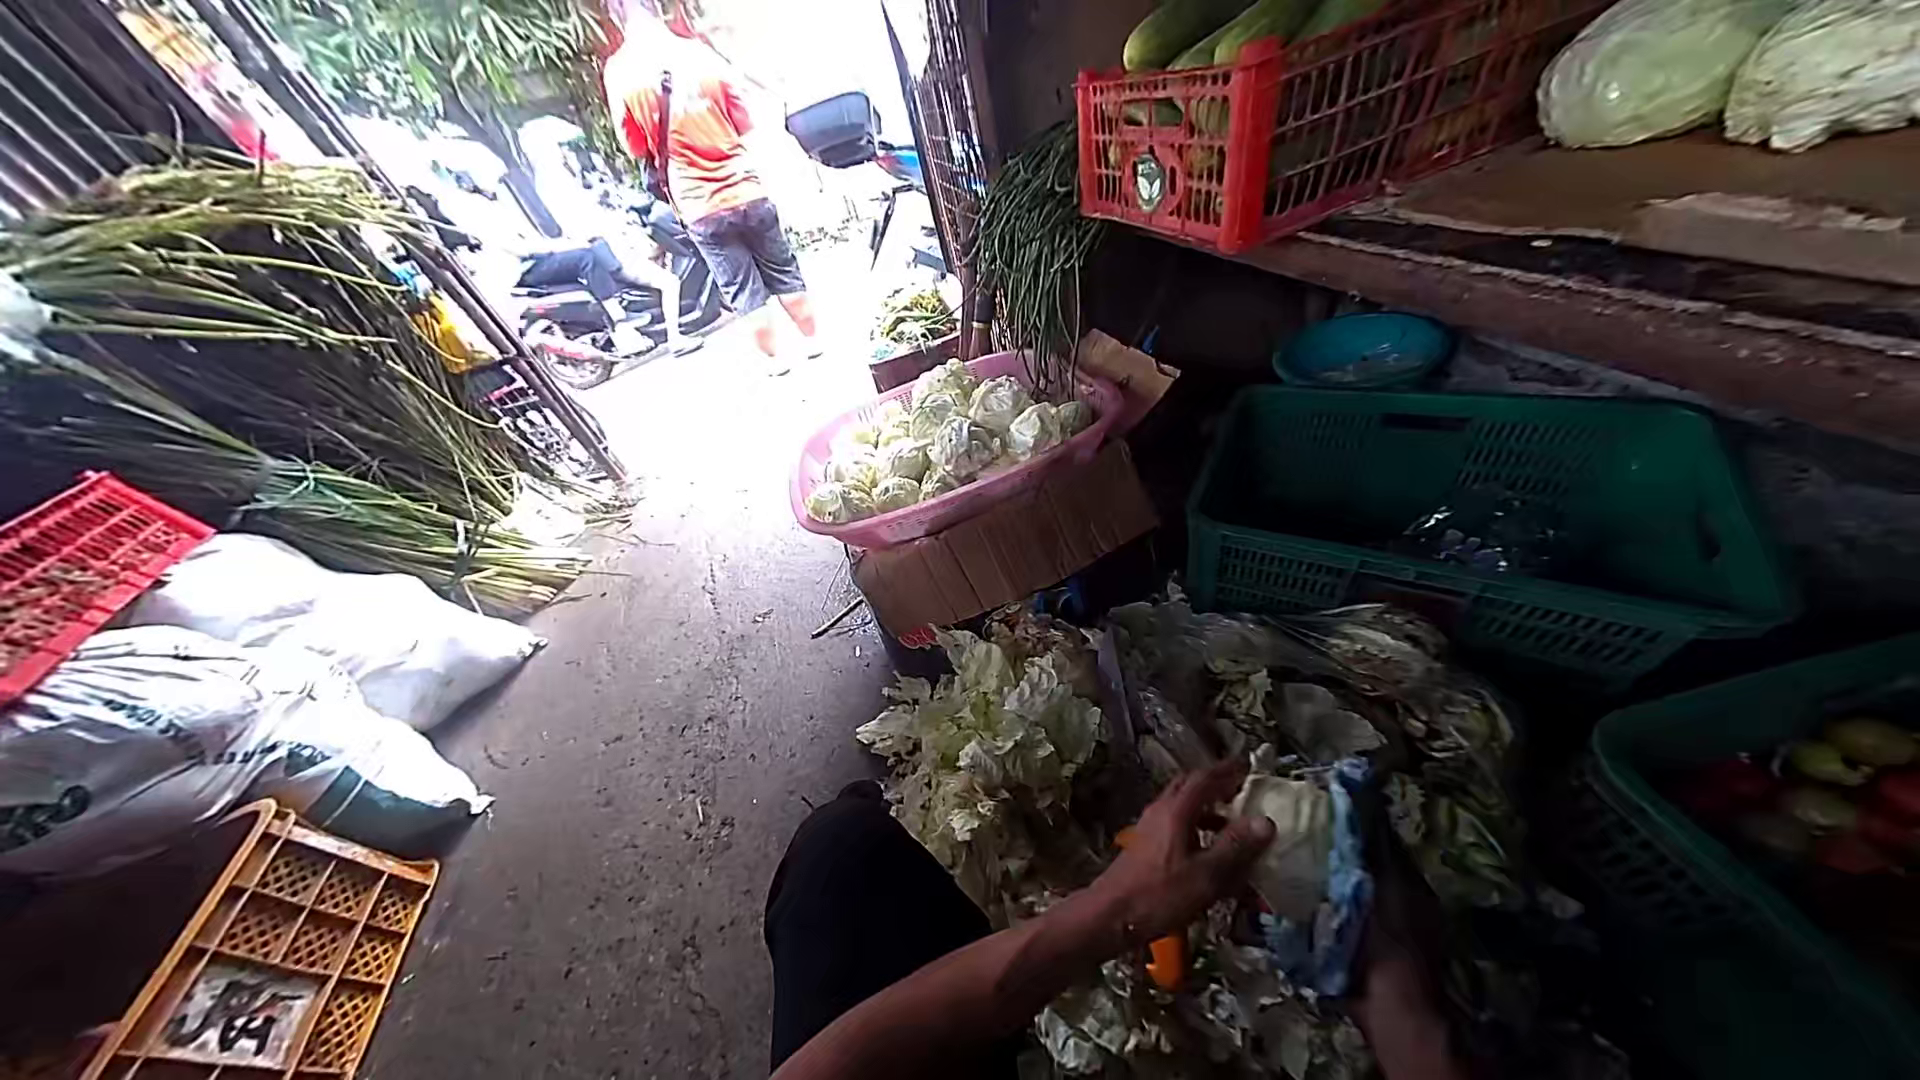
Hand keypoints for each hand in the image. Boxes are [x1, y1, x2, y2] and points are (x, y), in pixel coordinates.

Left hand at [1090, 760, 1275, 943]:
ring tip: (1235, 822)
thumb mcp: (1206, 875)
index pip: (1203, 779)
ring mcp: (1151, 826)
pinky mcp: (1148, 843)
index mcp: (1175, 810)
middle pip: (1190, 786)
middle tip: (1242, 790)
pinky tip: (1211, 850)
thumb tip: (1264, 821)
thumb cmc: (1160, 893)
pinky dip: (1198, 827)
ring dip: (1208, 808)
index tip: (1247, 766)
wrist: (1113, 914)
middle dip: (1216, 784)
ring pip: (1183, 806)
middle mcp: (1161, 810)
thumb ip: (1235, 847)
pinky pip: (1178, 824)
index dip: (1226, 771)